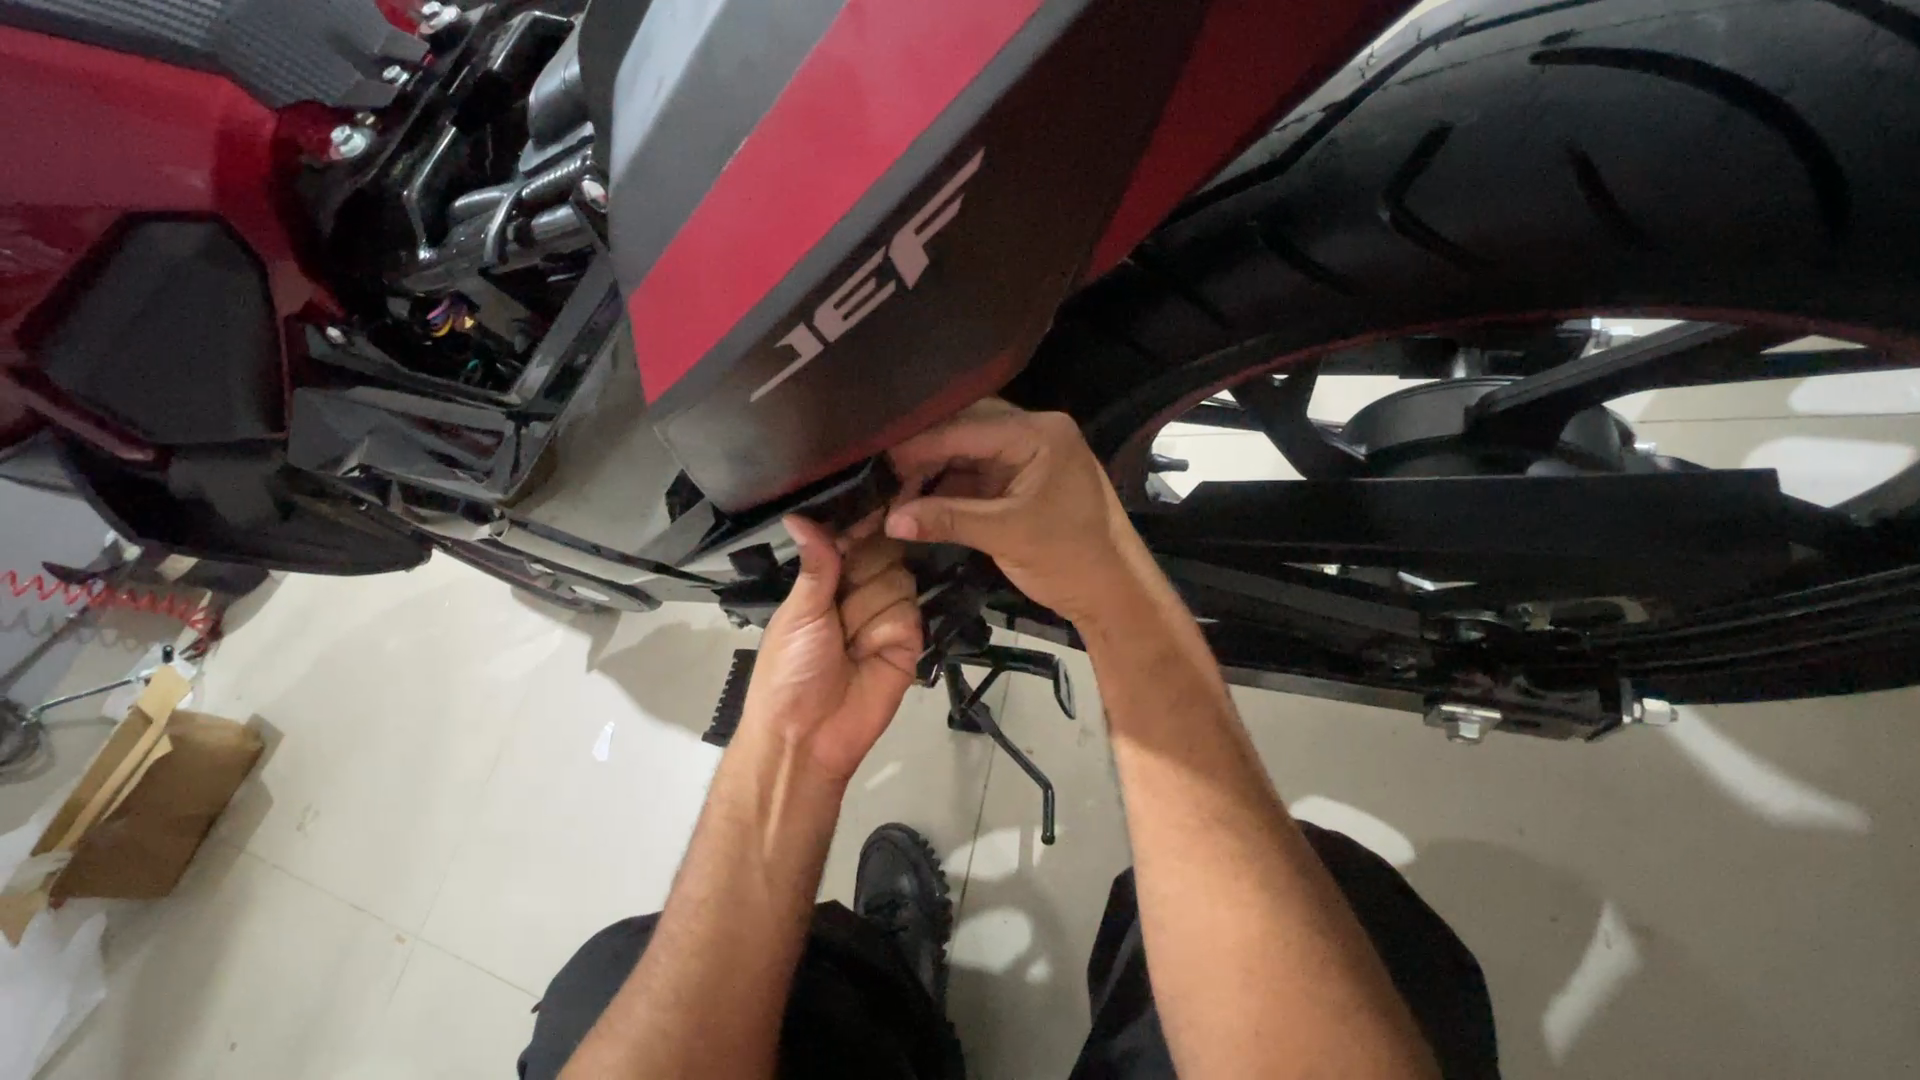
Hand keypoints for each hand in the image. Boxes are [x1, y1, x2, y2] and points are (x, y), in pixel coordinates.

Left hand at [741, 517, 922, 783]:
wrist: (807, 735)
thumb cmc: (788, 671)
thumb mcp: (797, 613)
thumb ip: (816, 563)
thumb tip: (799, 515)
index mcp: (827, 581)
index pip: (852, 537)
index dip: (861, 521)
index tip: (873, 497)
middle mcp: (860, 592)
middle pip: (882, 549)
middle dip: (864, 565)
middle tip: (842, 595)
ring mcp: (887, 614)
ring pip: (897, 577)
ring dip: (868, 607)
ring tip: (847, 641)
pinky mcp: (909, 638)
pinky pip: (909, 610)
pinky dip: (887, 626)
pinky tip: (868, 648)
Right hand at [884, 399, 1144, 625]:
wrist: (1113, 593)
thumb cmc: (1070, 558)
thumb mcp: (1006, 535)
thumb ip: (947, 520)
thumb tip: (889, 520)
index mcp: (1039, 433)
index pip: (967, 426)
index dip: (920, 443)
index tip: (876, 456)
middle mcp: (1032, 434)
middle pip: (964, 430)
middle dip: (922, 452)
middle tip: (878, 471)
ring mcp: (1025, 458)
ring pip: (966, 453)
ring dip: (931, 472)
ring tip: (891, 490)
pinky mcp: (1019, 482)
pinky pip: (974, 475)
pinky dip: (946, 489)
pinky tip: (915, 500)